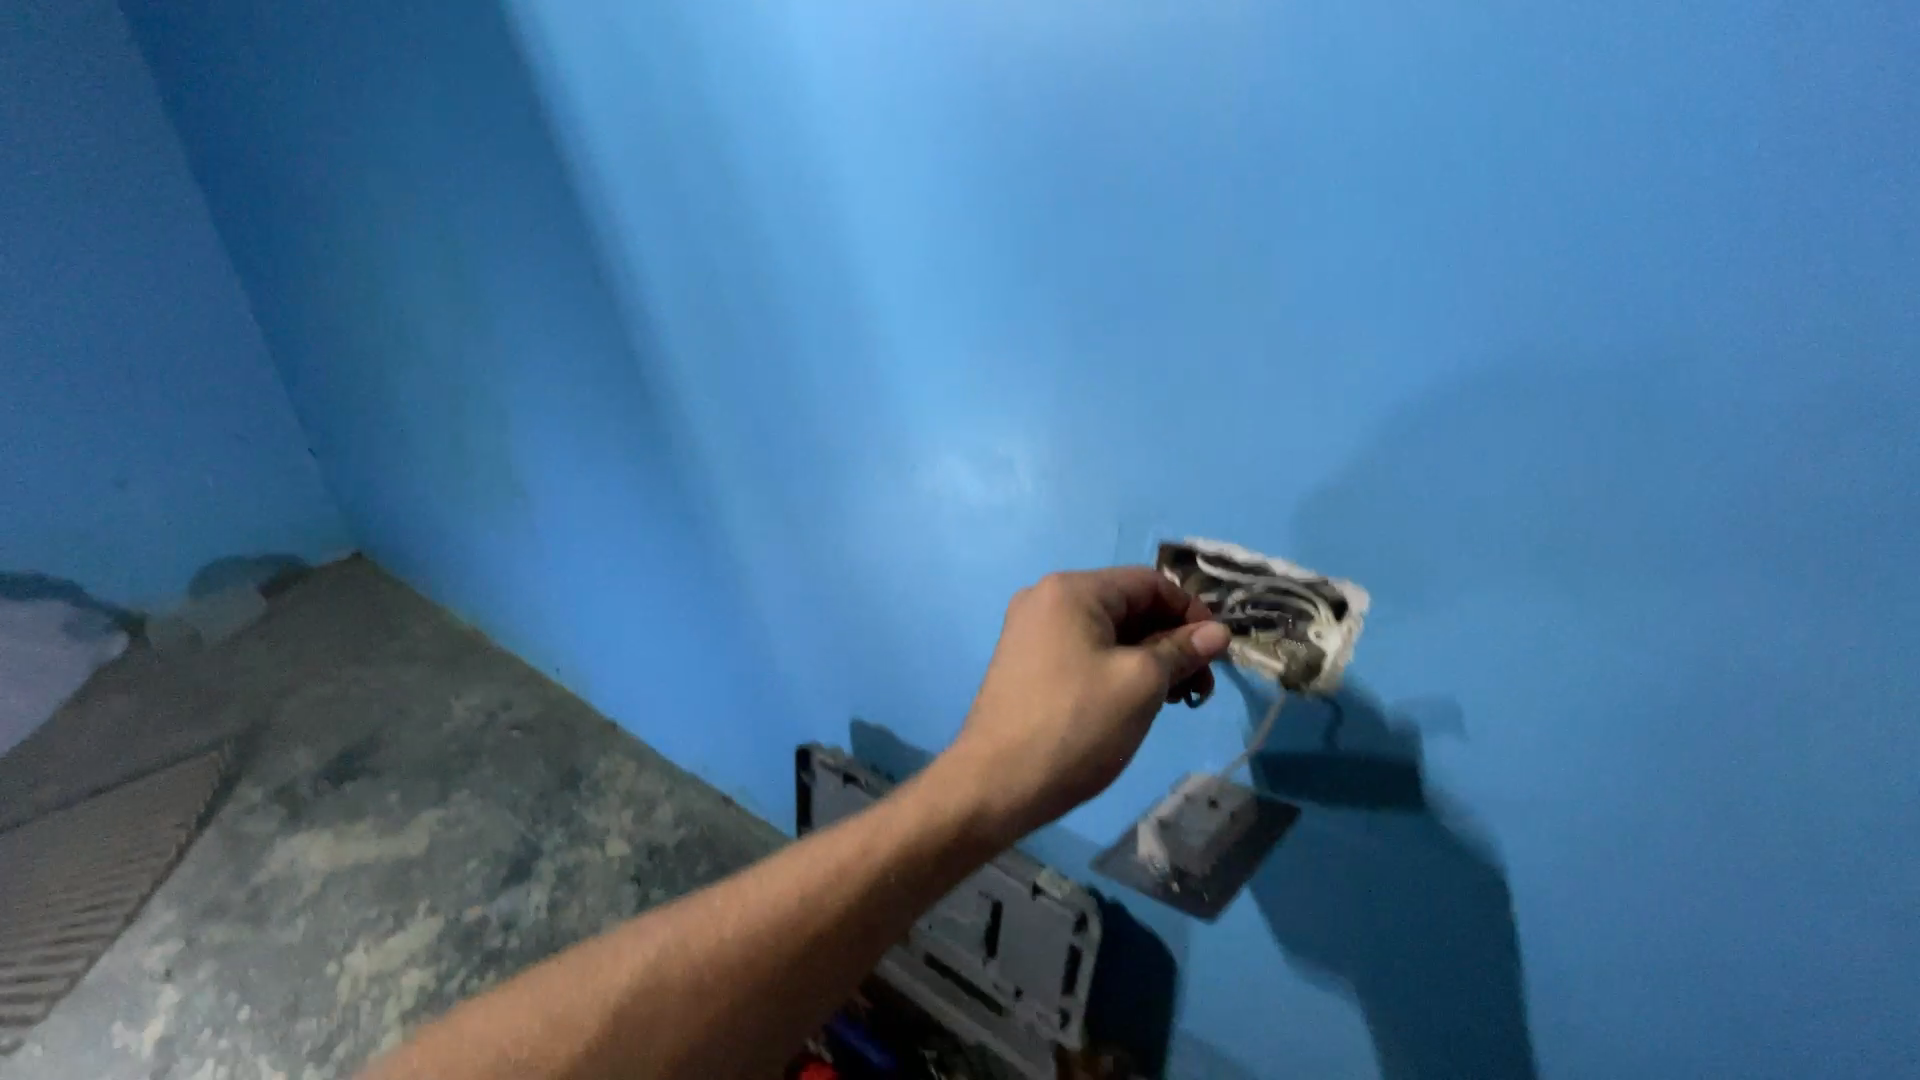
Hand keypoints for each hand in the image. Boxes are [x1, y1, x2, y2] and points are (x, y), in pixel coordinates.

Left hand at [932, 567, 1231, 844]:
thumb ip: (1182, 651)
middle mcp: (1045, 599)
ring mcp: (1030, 632)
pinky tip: (1136, 703)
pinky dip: (1117, 670)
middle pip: (1128, 606)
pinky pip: (1084, 652)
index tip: (1218, 655)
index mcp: (1071, 590)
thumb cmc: (1075, 725)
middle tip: (1199, 689)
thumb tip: (1218, 632)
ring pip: (1107, 633)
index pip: (1149, 582)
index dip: (1191, 613)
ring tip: (1173, 701)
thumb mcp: (1140, 684)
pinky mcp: (1026, 664)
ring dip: (1148, 659)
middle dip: (1171, 642)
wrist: (996, 783)